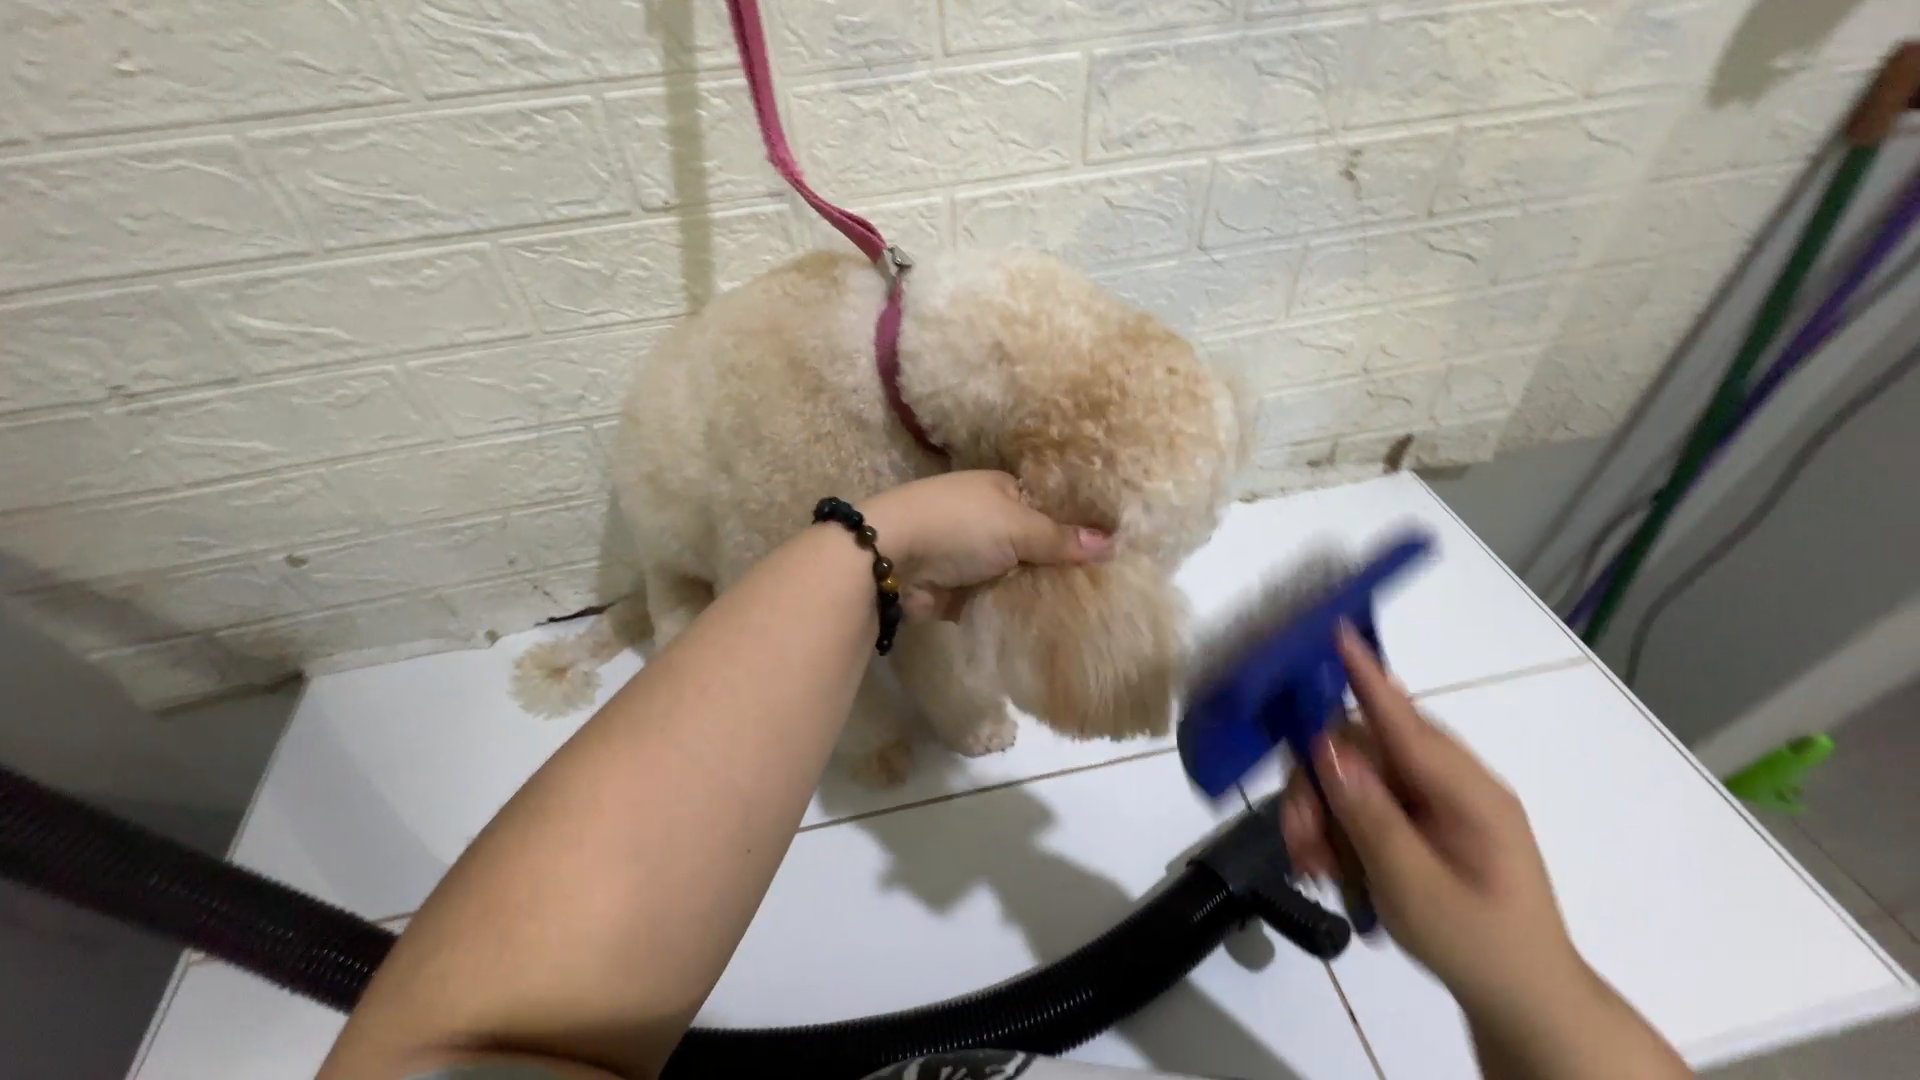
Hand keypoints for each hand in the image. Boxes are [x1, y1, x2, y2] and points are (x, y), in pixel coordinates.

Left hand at [860, 471, 1112, 620]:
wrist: (890, 558)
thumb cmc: (957, 525)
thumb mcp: (1016, 525)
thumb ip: (1060, 538)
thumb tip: (1110, 543)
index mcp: (1002, 491)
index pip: (1051, 506)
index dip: (1080, 525)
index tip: (1118, 548)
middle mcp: (990, 522)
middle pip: (1038, 545)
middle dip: (1065, 565)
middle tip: (1114, 587)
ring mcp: (974, 559)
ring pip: (1021, 577)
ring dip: (1043, 592)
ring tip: (1096, 611)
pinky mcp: (963, 593)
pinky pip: (1000, 603)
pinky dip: (1018, 611)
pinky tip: (1056, 625)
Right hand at [1280, 626, 1582, 1012]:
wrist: (1524, 1002)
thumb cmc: (1478, 946)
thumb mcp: (1414, 887)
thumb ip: (1368, 815)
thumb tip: (1324, 749)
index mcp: (1466, 792)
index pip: (1403, 720)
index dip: (1365, 676)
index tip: (1334, 632)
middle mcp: (1450, 783)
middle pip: (1361, 751)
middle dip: (1318, 789)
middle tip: (1299, 845)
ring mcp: (1436, 801)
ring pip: (1354, 779)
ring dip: (1322, 817)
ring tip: (1314, 867)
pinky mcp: (1421, 820)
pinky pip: (1364, 804)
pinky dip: (1337, 830)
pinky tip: (1329, 868)